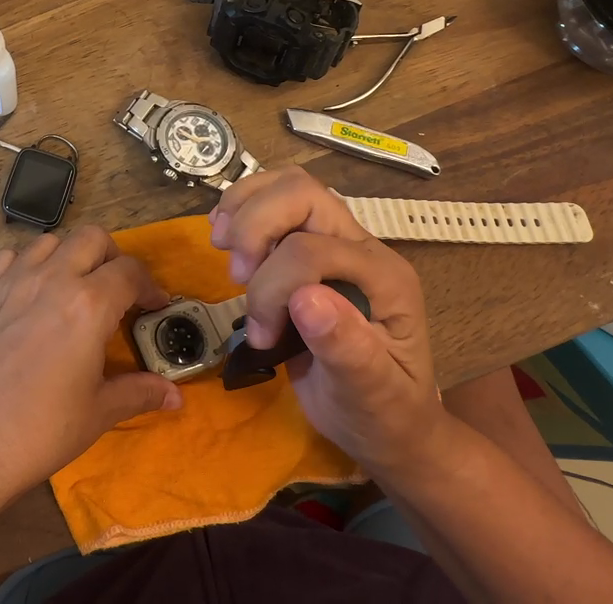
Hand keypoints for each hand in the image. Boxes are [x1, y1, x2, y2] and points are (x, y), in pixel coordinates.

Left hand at [0, 225, 182, 493]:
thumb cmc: (43, 428)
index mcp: (88, 304)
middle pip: (91, 237)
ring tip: (76, 288)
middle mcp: (52, 279)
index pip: (129, 271)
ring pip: (49, 241)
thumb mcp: (99, 412)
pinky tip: (32, 293)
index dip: (150, 286)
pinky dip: (27, 263)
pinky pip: (10, 257)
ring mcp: (13, 281)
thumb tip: (174, 394)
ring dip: (70, 255)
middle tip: (119, 290)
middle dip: (112, 256)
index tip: (155, 306)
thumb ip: (138, 392)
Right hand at [210, 168, 444, 472]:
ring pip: (284, 186)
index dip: (273, 285)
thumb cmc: (381, 413)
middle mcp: (361, 248)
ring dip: (243, 211)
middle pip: (300, 192)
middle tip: (237, 276)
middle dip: (254, 227)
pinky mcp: (306, 247)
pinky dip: (239, 210)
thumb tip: (306, 300)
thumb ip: (347, 349)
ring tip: (225, 250)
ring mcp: (334, 242)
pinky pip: (272, 201)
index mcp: (384, 278)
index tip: (262, 335)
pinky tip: (225, 239)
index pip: (313, 248)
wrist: (387, 426)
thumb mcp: (370, 396)